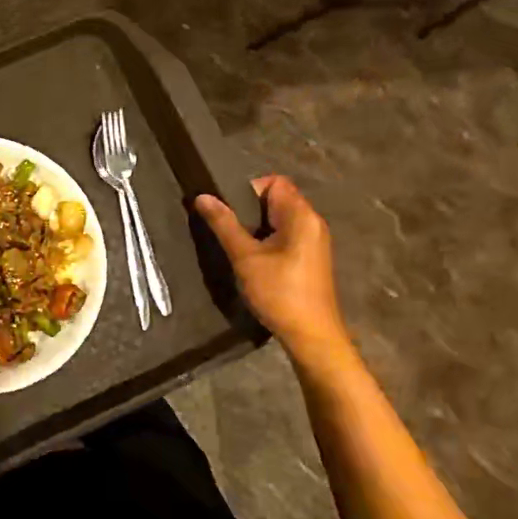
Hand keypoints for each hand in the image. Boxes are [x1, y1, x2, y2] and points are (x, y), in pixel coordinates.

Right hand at [194, 175, 346, 357]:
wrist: (312, 336)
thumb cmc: (279, 293)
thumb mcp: (245, 258)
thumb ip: (224, 224)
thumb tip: (202, 196)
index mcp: (301, 216)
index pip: (275, 182)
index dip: (249, 189)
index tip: (229, 209)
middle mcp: (312, 222)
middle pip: (278, 198)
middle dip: (250, 208)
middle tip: (227, 226)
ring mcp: (314, 241)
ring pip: (281, 218)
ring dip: (258, 226)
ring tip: (237, 244)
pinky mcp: (311, 258)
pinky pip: (287, 235)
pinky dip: (269, 239)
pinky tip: (254, 259)